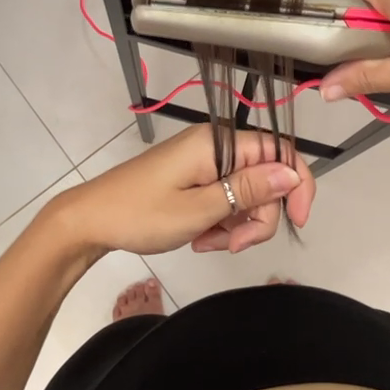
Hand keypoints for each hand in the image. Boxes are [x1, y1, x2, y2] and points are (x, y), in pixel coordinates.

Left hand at [43, 125, 316, 255]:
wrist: (91, 220)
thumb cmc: (140, 213)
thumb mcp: (199, 209)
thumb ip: (248, 191)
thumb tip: (292, 174)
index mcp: (218, 143)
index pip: (279, 151)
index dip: (298, 184)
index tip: (298, 221)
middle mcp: (215, 146)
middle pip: (266, 179)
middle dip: (258, 217)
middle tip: (234, 246)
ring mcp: (204, 163)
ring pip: (247, 194)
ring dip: (238, 225)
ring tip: (207, 242)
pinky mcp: (195, 179)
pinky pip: (226, 200)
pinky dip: (221, 223)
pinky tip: (200, 238)